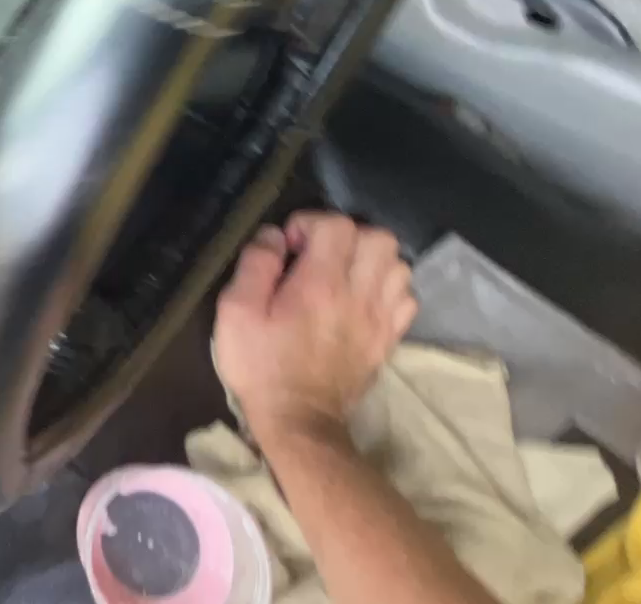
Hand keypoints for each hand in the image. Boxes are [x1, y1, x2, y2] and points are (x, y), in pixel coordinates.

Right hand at [213, 211, 417, 441]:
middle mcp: (361, 296)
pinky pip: (405, 294)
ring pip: (397, 263)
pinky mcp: (390, 337)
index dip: (307, 222)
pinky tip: (354, 296)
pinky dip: (383, 285)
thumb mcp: (235, 309)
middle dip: (342, 234)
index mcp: (321, 285)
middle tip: (311, 253)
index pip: (337, 225)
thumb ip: (255, 264)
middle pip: (378, 237)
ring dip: (365, 258)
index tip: (285, 246)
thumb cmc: (259, 360)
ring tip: (333, 272)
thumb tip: (273, 236)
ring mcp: (383, 318)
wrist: (298, 418)